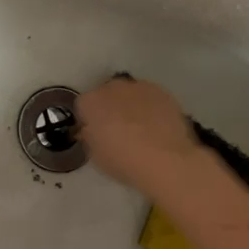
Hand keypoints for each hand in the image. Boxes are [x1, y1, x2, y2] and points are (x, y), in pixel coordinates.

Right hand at [74, 75, 211, 201]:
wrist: (164, 160)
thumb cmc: (123, 161)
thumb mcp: (95, 156)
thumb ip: (90, 137)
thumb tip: (92, 131)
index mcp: (90, 102)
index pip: (83, 105)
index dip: (89, 119)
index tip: (97, 133)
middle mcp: (112, 87)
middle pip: (107, 94)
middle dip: (110, 108)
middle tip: (118, 130)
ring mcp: (139, 87)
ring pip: (130, 93)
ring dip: (131, 105)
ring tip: (142, 129)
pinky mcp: (162, 91)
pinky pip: (150, 97)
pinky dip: (151, 107)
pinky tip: (158, 126)